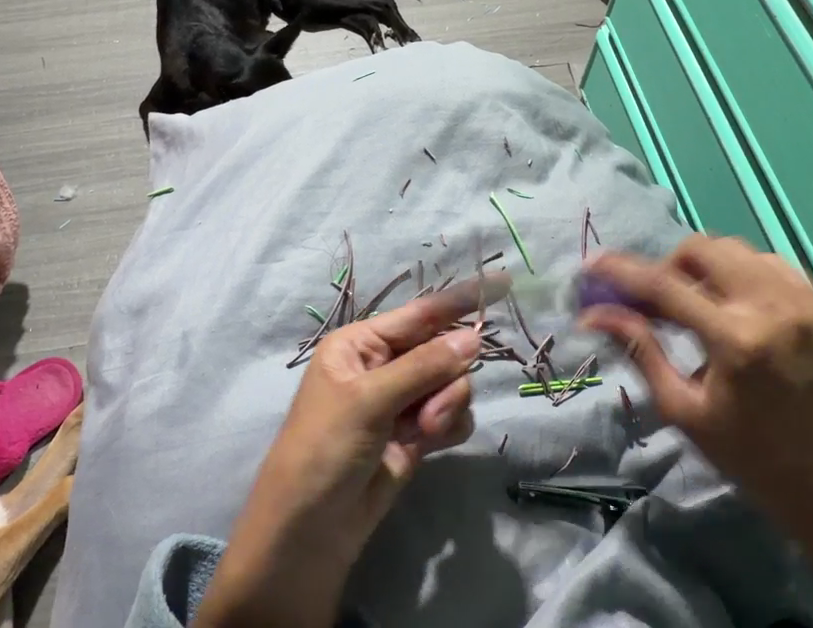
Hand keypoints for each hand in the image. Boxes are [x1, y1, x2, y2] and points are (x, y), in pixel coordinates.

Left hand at [194, 272, 510, 627]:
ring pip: (452, 385)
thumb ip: (424, 366)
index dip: (459, 300)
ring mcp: (400, 402)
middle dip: (446, 376)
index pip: (419, 313)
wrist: (309, 530)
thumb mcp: (368, 401)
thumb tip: (473, 336)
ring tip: (421, 433)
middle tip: (429, 411)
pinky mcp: (414, 436)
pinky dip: (449, 426)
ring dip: (447, 405)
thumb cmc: (325, 449)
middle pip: (442, 350)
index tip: (503, 283)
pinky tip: (429, 445)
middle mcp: (382, 366)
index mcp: (361, 343)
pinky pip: (452, 416)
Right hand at [580, 236, 812, 601]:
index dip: (622, 271)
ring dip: (707, 267)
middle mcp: (773, 309)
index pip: (665, 286)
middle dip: (669, 265)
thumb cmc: (748, 454)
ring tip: (698, 303)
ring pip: (738, 250)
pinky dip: (744, 274)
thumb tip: (593, 314)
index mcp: (736, 341)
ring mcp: (806, 303)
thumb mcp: (683, 408)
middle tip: (658, 300)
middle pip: (704, 249)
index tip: (593, 265)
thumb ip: (641, 350)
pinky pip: (772, 264)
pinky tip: (736, 305)